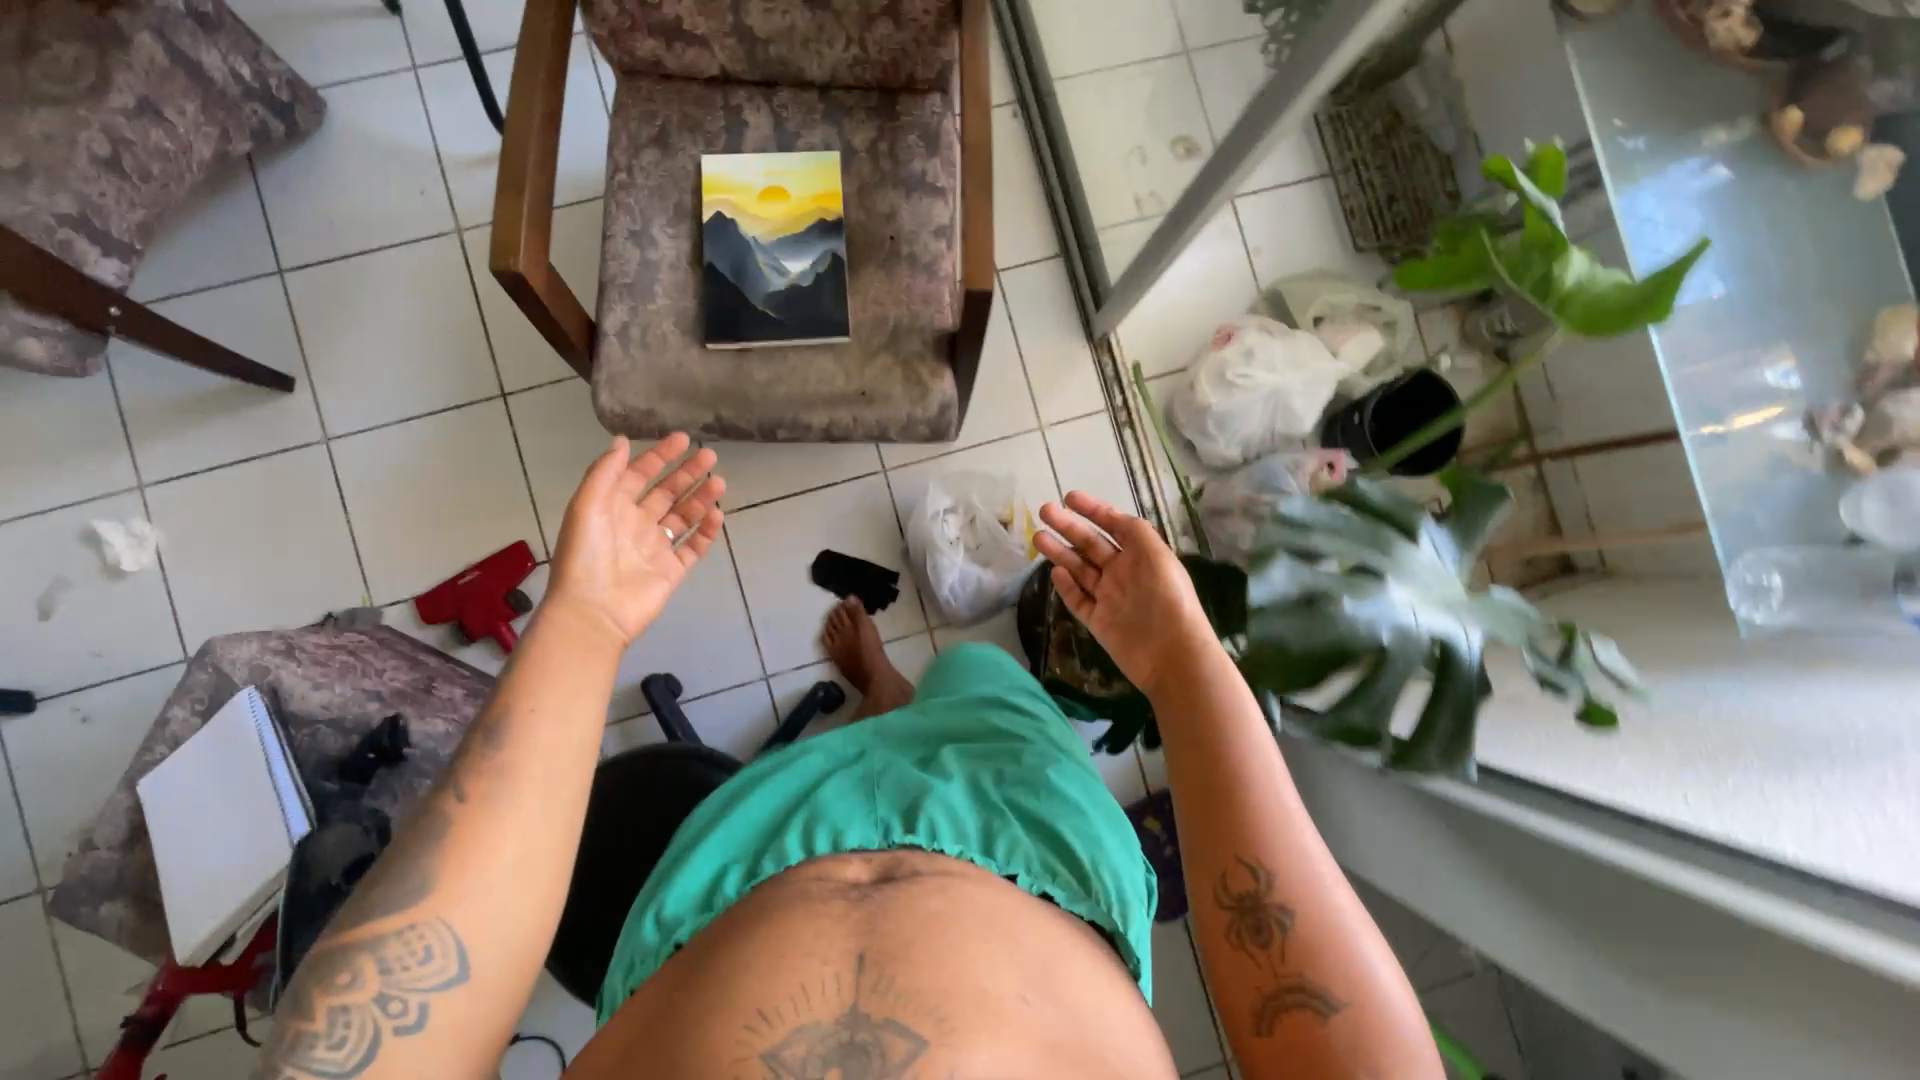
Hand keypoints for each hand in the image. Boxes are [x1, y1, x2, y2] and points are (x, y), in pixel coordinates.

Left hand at [544, 433, 724, 649]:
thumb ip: (604, 472)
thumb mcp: (586, 506)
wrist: (593, 611)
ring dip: (700, 498)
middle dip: (687, 473)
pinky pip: (694, 547)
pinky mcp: (671, 570)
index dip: (659, 456)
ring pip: (683, 517)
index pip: (639, 474)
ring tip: (719, 482)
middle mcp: (634, 524)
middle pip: (666, 493)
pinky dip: (706, 532)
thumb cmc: (585, 556)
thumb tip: (622, 441)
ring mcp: (655, 548)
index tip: (682, 439)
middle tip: (709, 455)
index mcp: (611, 507)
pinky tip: (717, 516)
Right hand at [1035, 492, 1217, 700]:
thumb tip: (1112, 517)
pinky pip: (1078, 600)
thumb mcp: (1155, 553)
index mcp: (1140, 555)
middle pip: (1090, 545)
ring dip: (1060, 552)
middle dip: (1068, 527)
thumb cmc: (1167, 597)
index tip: (1069, 497)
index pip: (1113, 525)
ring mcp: (1109, 597)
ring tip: (1038, 537)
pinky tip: (1055, 572)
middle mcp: (1124, 573)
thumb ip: (1133, 531)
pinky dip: (1066, 586)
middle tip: (1043, 511)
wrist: (1172, 653)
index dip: (1093, 510)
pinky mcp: (1098, 621)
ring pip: (1079, 570)